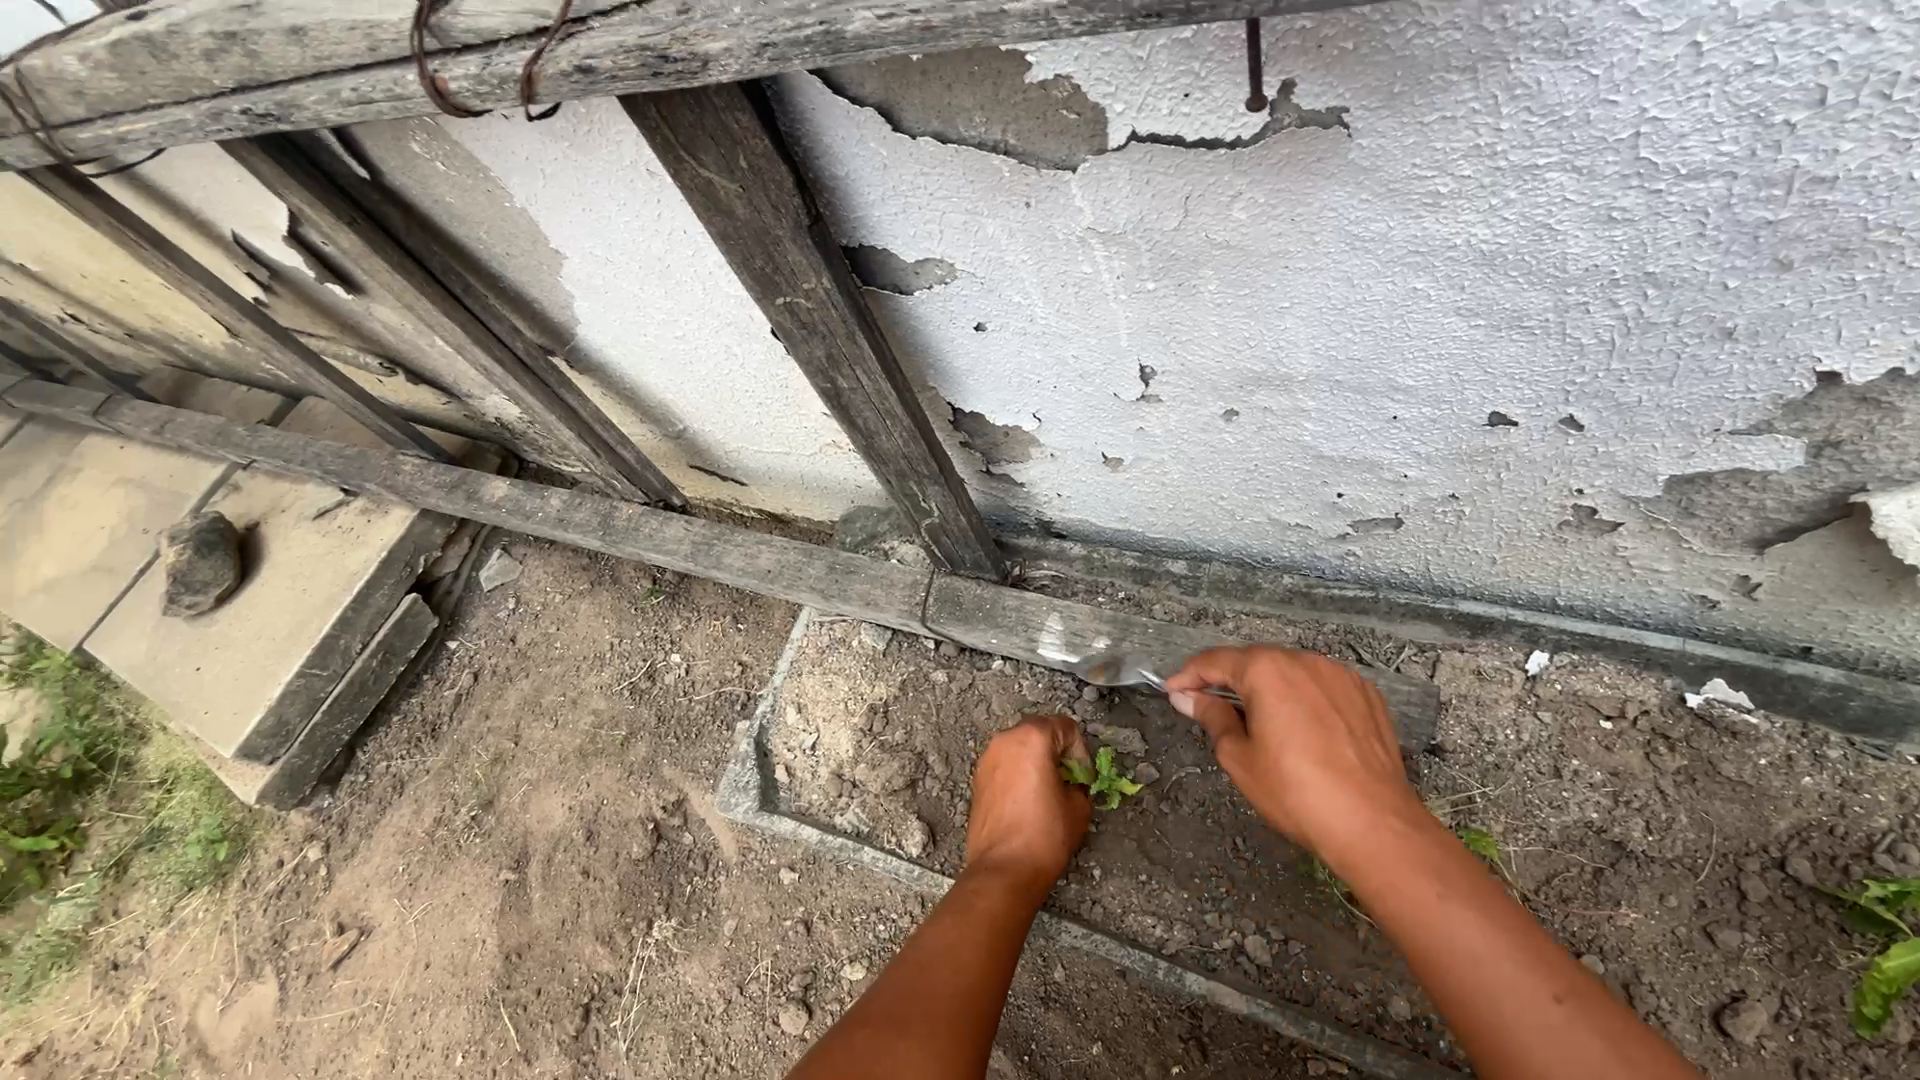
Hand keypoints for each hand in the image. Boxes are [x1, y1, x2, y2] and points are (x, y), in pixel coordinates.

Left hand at [963, 713, 1091, 891]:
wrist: (1004, 868)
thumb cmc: (1044, 835)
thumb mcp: (1079, 806)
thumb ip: (1079, 782)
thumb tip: (1073, 782)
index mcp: (1032, 738)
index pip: (1066, 727)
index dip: (1081, 751)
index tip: (1083, 777)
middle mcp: (1005, 740)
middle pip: (1040, 731)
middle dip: (1058, 752)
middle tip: (1070, 780)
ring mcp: (987, 758)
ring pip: (1020, 747)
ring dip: (1037, 761)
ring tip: (1048, 791)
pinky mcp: (978, 778)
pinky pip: (1005, 764)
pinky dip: (1019, 773)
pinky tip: (1028, 801)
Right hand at [1165, 646, 1421, 856]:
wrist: (1374, 824)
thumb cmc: (1295, 792)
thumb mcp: (1239, 757)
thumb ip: (1212, 717)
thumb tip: (1187, 697)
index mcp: (1267, 670)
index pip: (1216, 661)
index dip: (1189, 675)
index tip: (1173, 691)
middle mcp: (1305, 661)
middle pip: (1256, 662)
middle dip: (1229, 680)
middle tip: (1208, 706)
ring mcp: (1341, 676)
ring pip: (1292, 672)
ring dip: (1269, 688)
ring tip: (1257, 719)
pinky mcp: (1367, 696)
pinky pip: (1323, 687)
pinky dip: (1303, 698)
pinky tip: (1300, 727)